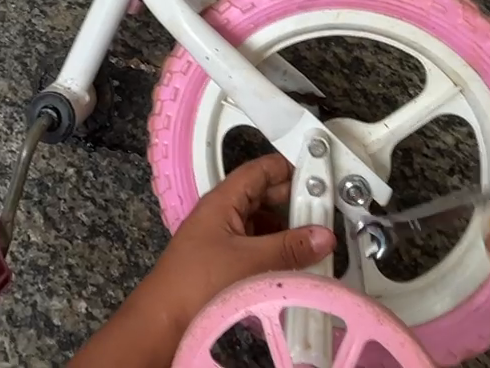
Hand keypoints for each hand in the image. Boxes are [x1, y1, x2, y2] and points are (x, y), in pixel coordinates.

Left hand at [72, 153, 334, 366]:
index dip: (286, 168)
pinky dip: (275, 249)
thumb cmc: (198, 280)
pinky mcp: (222, 260)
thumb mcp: (250, 261)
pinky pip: (255, 245)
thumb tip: (325, 235)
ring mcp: (221, 236)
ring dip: (285, 229)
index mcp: (223, 199)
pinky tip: (293, 265)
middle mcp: (222, 212)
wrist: (164, 320)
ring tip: (314, 241)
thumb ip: (289, 247)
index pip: (258, 170)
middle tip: (324, 212)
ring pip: (260, 222)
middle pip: (261, 196)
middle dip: (291, 202)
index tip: (317, 174)